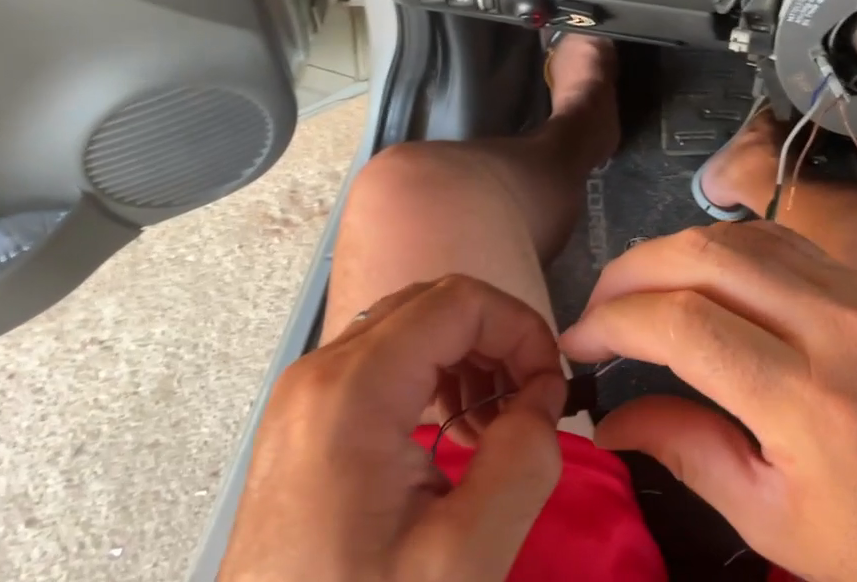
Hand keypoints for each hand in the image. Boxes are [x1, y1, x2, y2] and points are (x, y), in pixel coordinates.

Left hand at [221, 275, 568, 581]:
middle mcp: (320, 372)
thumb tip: (545, 395)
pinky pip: (385, 362)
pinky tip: (452, 437)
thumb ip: (523, 459)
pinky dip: (435, 378)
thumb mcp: (463, 557)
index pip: (460, 300)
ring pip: (411, 327)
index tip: (550, 392)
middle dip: (499, 341)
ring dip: (470, 359)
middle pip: (434, 304)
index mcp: (353, 389)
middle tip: (531, 408)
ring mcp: (306, 393)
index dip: (522, 330)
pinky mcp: (305, 419)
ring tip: (494, 429)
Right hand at [560, 222, 856, 581]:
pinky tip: (702, 276)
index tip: (577, 341)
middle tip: (596, 307)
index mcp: (807, 399)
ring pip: (743, 236)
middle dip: (632, 270)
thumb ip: (685, 451)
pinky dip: (727, 248)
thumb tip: (609, 416)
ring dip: (676, 250)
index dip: (614, 321)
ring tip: (637, 288)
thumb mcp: (771, 519)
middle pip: (706, 256)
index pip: (683, 323)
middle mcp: (833, 327)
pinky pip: (783, 243)